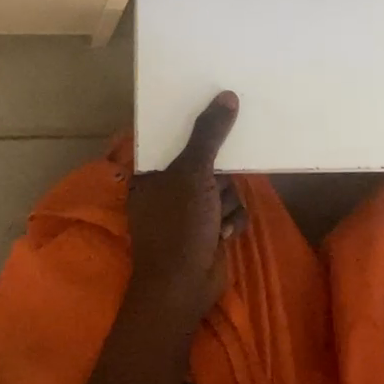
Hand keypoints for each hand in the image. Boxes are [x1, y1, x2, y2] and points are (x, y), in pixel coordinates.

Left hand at [126, 92, 245, 322]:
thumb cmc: (177, 224)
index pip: (175, 138)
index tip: (221, 111)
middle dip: (219, 174)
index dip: (198, 128)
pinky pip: (233, 210)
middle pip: (206, 162)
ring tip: (217, 217)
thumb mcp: (192, 172)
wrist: (183, 288)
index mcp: (151, 172)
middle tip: (221, 174)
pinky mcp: (209, 230)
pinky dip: (232, 221)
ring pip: (224, 187)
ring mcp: (189, 212)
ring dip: (227, 202)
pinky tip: (224, 234)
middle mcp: (168, 189)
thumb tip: (227, 95)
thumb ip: (209, 133)